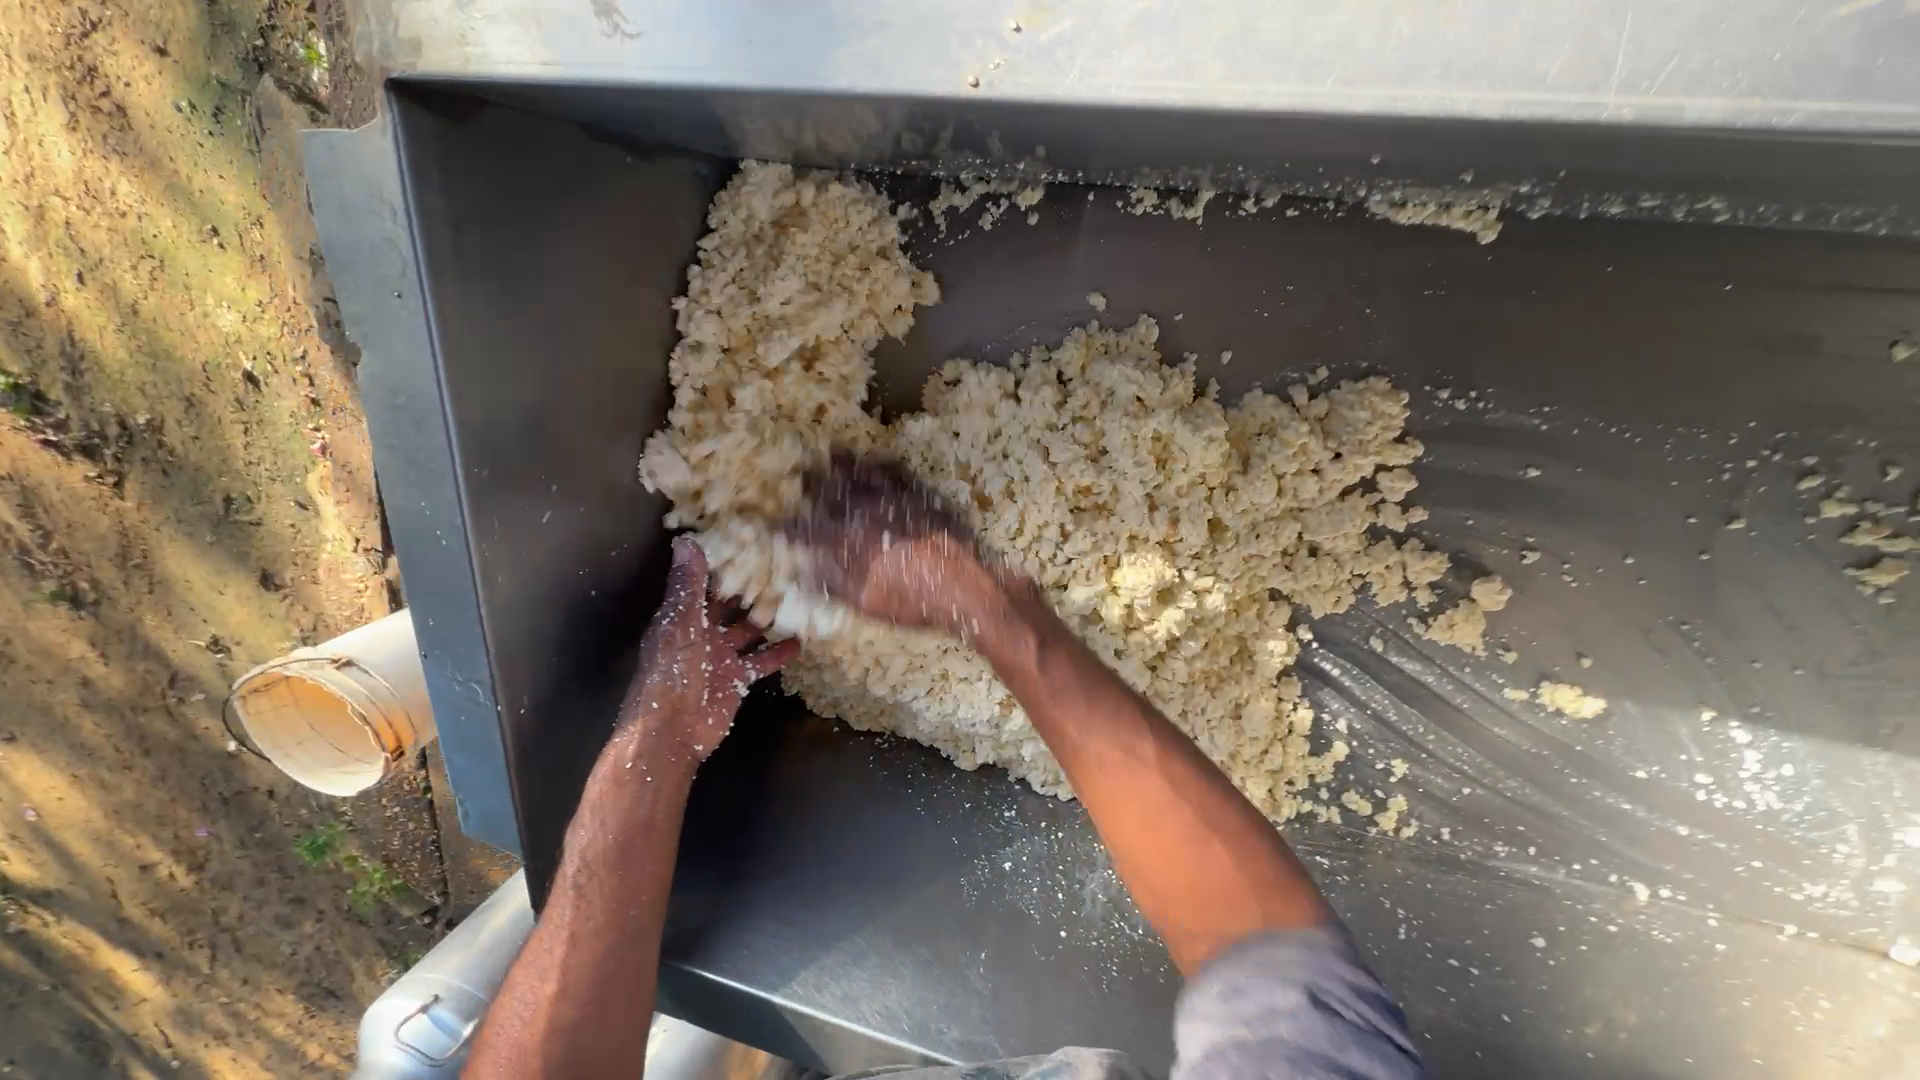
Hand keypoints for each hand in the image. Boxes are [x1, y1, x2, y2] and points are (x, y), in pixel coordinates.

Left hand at [618, 536, 800, 760]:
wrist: (673, 730)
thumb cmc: (672, 673)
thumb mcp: (680, 623)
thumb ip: (688, 585)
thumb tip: (686, 541)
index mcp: (682, 616)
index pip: (704, 583)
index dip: (724, 566)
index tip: (751, 545)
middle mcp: (701, 632)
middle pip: (729, 605)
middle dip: (751, 589)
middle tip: (783, 568)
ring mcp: (721, 656)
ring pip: (748, 631)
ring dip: (768, 618)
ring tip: (796, 598)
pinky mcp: (737, 678)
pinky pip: (761, 660)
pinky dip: (779, 652)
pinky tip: (801, 641)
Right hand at [783, 451, 1024, 643]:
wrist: (967, 586)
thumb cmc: (915, 602)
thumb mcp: (866, 602)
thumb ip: (833, 583)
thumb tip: (804, 572)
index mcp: (849, 540)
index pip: (809, 531)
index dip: (790, 528)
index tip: (778, 524)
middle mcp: (868, 512)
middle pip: (834, 491)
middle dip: (814, 484)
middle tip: (803, 475)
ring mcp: (897, 499)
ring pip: (865, 473)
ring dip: (846, 464)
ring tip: (833, 452)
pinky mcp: (923, 496)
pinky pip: (899, 472)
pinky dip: (885, 464)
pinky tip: (880, 461)